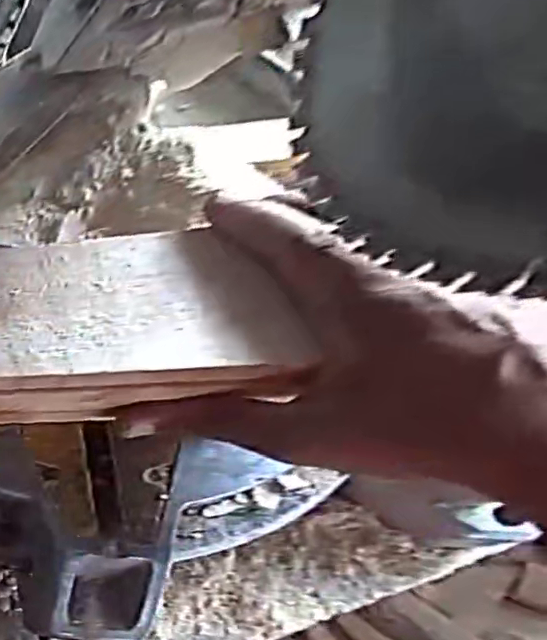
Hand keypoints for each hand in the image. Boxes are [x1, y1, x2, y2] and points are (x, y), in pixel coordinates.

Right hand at [118, 199, 546, 512]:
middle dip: (294, 216)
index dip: (255, 221)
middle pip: (345, 235)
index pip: (300, 246)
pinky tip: (374, 301)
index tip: (219, 203)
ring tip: (303, 249)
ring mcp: (465, 290)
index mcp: (363, 305)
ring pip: (386, 256)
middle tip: (254, 206)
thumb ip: (220, 418)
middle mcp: (416, 284)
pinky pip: (425, 278)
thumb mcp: (306, 434)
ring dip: (340, 246)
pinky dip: (384, 275)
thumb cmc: (433, 436)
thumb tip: (140, 416)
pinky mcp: (500, 307)